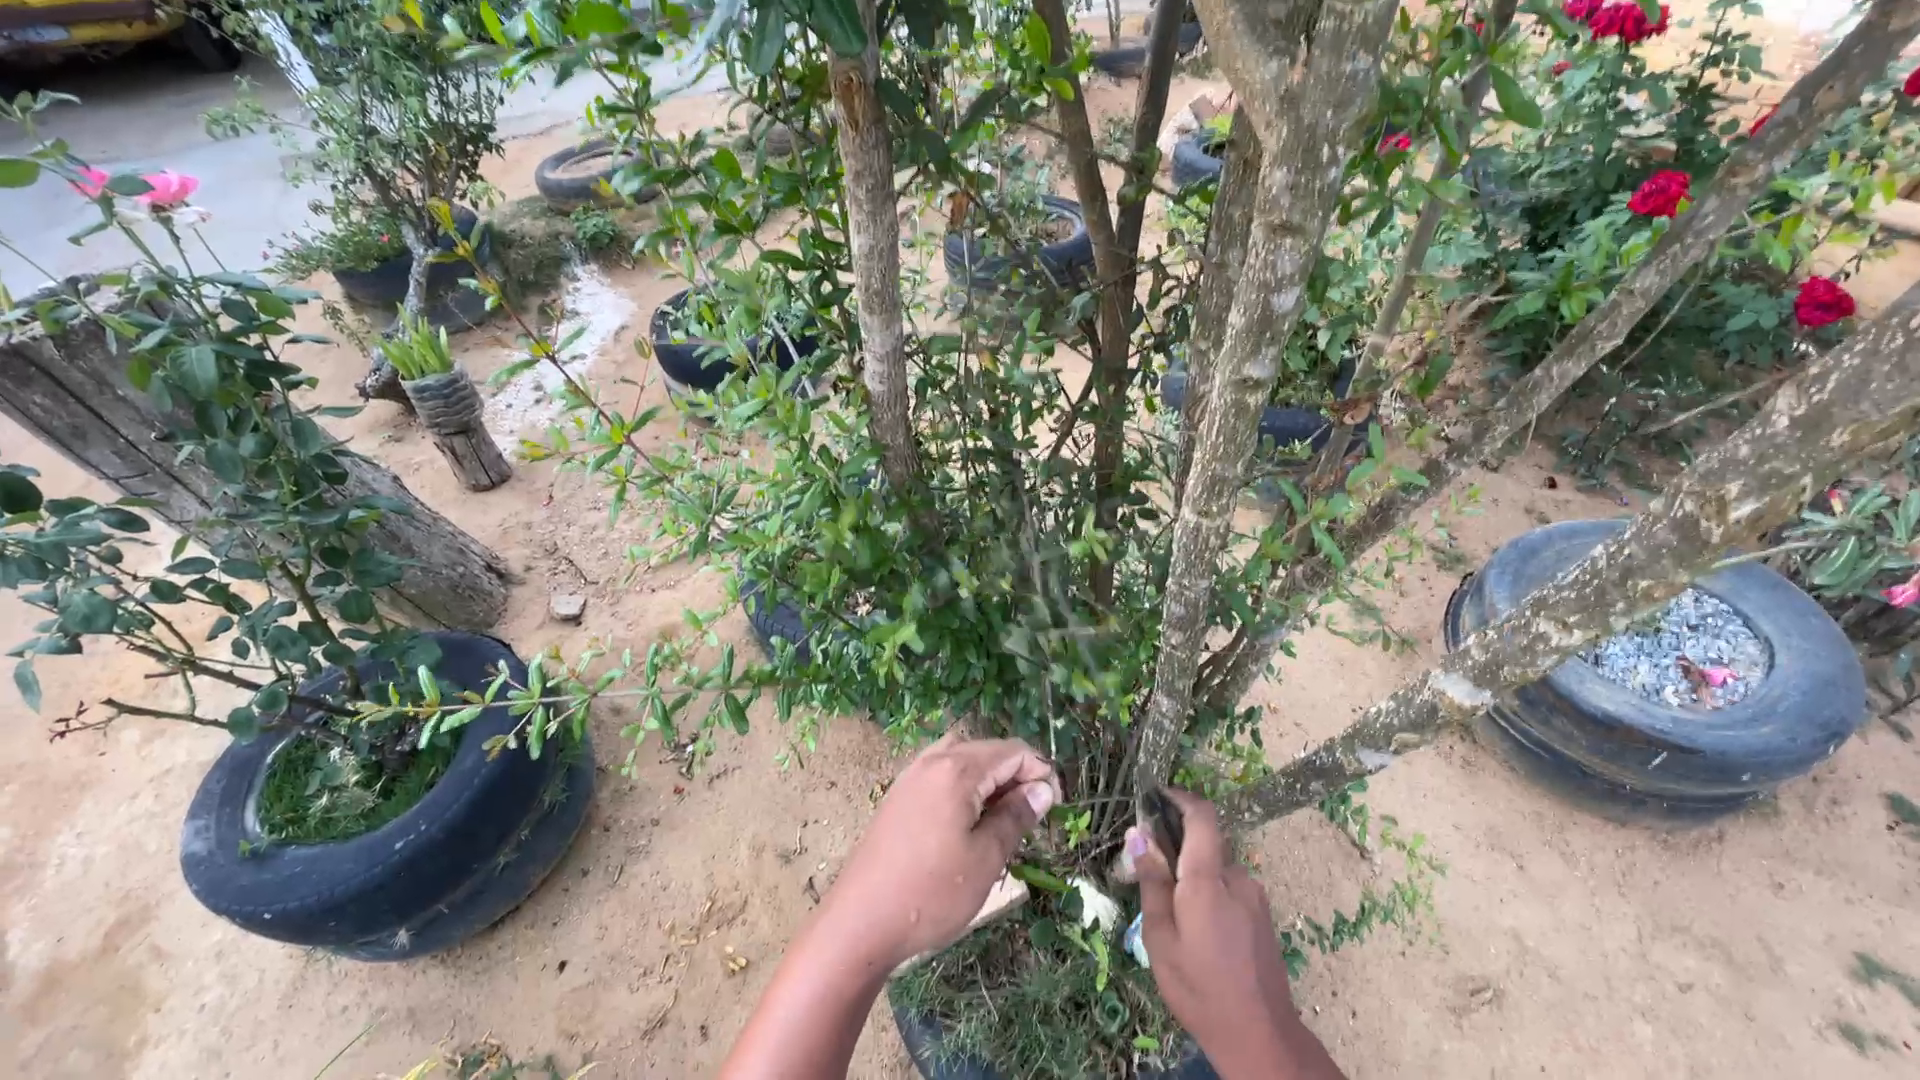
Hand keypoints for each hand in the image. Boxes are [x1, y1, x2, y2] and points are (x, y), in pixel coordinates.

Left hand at [817, 733, 1060, 970]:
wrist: (861, 922)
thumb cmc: (931, 892)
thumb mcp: (986, 857)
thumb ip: (1016, 816)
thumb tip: (1042, 790)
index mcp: (955, 769)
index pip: (1013, 751)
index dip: (1041, 772)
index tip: (1056, 808)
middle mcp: (931, 761)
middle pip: (988, 751)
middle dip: (1017, 776)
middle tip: (1032, 819)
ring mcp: (910, 777)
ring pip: (963, 761)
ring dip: (991, 782)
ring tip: (1004, 821)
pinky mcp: (898, 797)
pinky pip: (942, 776)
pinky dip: (965, 790)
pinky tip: (970, 824)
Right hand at [1130, 789, 1343, 1079]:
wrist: (1260, 1035)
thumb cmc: (1199, 989)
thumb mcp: (1160, 938)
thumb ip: (1152, 882)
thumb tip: (1139, 834)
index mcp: (1210, 881)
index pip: (1203, 817)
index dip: (1181, 797)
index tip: (1156, 795)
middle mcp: (1239, 879)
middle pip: (1205, 846)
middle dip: (1176, 854)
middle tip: (1149, 883)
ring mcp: (1256, 897)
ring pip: (1216, 871)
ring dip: (1193, 880)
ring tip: (1173, 920)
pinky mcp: (1263, 915)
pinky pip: (1230, 889)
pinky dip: (1209, 895)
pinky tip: (1198, 933)